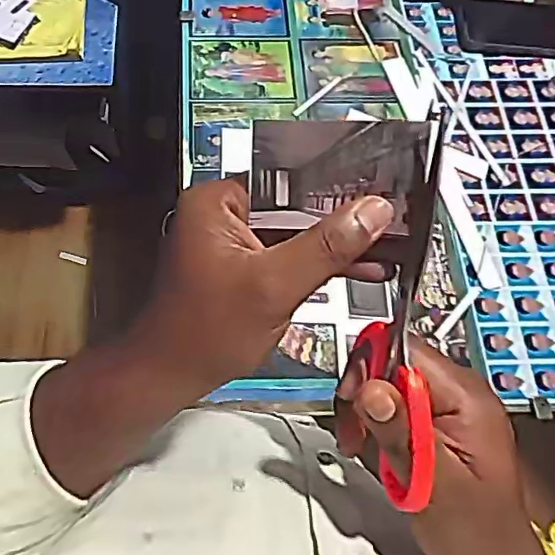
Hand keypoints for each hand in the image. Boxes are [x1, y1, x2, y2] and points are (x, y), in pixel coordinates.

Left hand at [127, 180, 395, 395]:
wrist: (171, 373)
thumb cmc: (200, 332)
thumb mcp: (274, 286)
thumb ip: (325, 246)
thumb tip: (369, 212)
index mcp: (213, 203)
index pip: (285, 181)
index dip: (332, 192)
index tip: (373, 200)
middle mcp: (215, 213)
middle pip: (290, 207)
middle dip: (335, 224)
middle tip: (383, 228)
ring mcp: (224, 239)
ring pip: (289, 233)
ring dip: (328, 247)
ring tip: (377, 251)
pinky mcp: (234, 263)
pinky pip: (280, 253)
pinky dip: (310, 264)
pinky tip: (348, 269)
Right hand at [334, 336, 546, 554]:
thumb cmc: (480, 536)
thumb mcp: (436, 486)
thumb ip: (402, 434)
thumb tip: (373, 389)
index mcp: (467, 398)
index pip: (403, 350)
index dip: (369, 368)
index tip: (354, 403)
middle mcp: (457, 392)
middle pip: (388, 360)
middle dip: (362, 393)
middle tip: (354, 431)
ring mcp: (443, 404)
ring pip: (382, 379)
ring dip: (363, 409)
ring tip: (363, 443)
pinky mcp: (428, 417)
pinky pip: (387, 400)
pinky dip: (370, 420)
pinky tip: (374, 445)